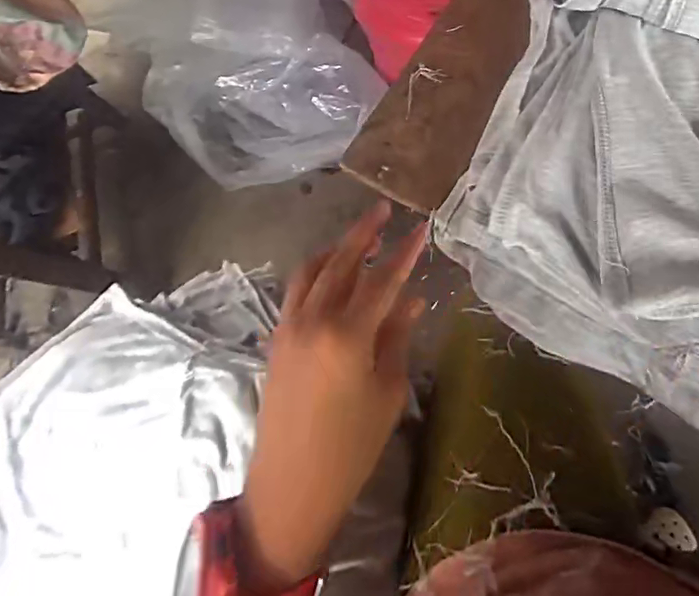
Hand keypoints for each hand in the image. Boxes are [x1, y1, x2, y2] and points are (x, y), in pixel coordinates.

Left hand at [236, 201, 425, 592]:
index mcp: (348, 335)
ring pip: (313, 270)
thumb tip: (412, 299)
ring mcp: (289, 327)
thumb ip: (397, 337)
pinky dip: (316, 271)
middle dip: (364, 232)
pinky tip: (332, 272)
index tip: (422, 227)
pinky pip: (296, 290)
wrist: (290, 488)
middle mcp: (314, 320)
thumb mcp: (387, 392)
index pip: (382, 279)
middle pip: (341, 261)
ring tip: (361, 237)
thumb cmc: (350, 448)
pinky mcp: (276, 338)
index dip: (405, 252)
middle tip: (384, 210)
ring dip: (337, 248)